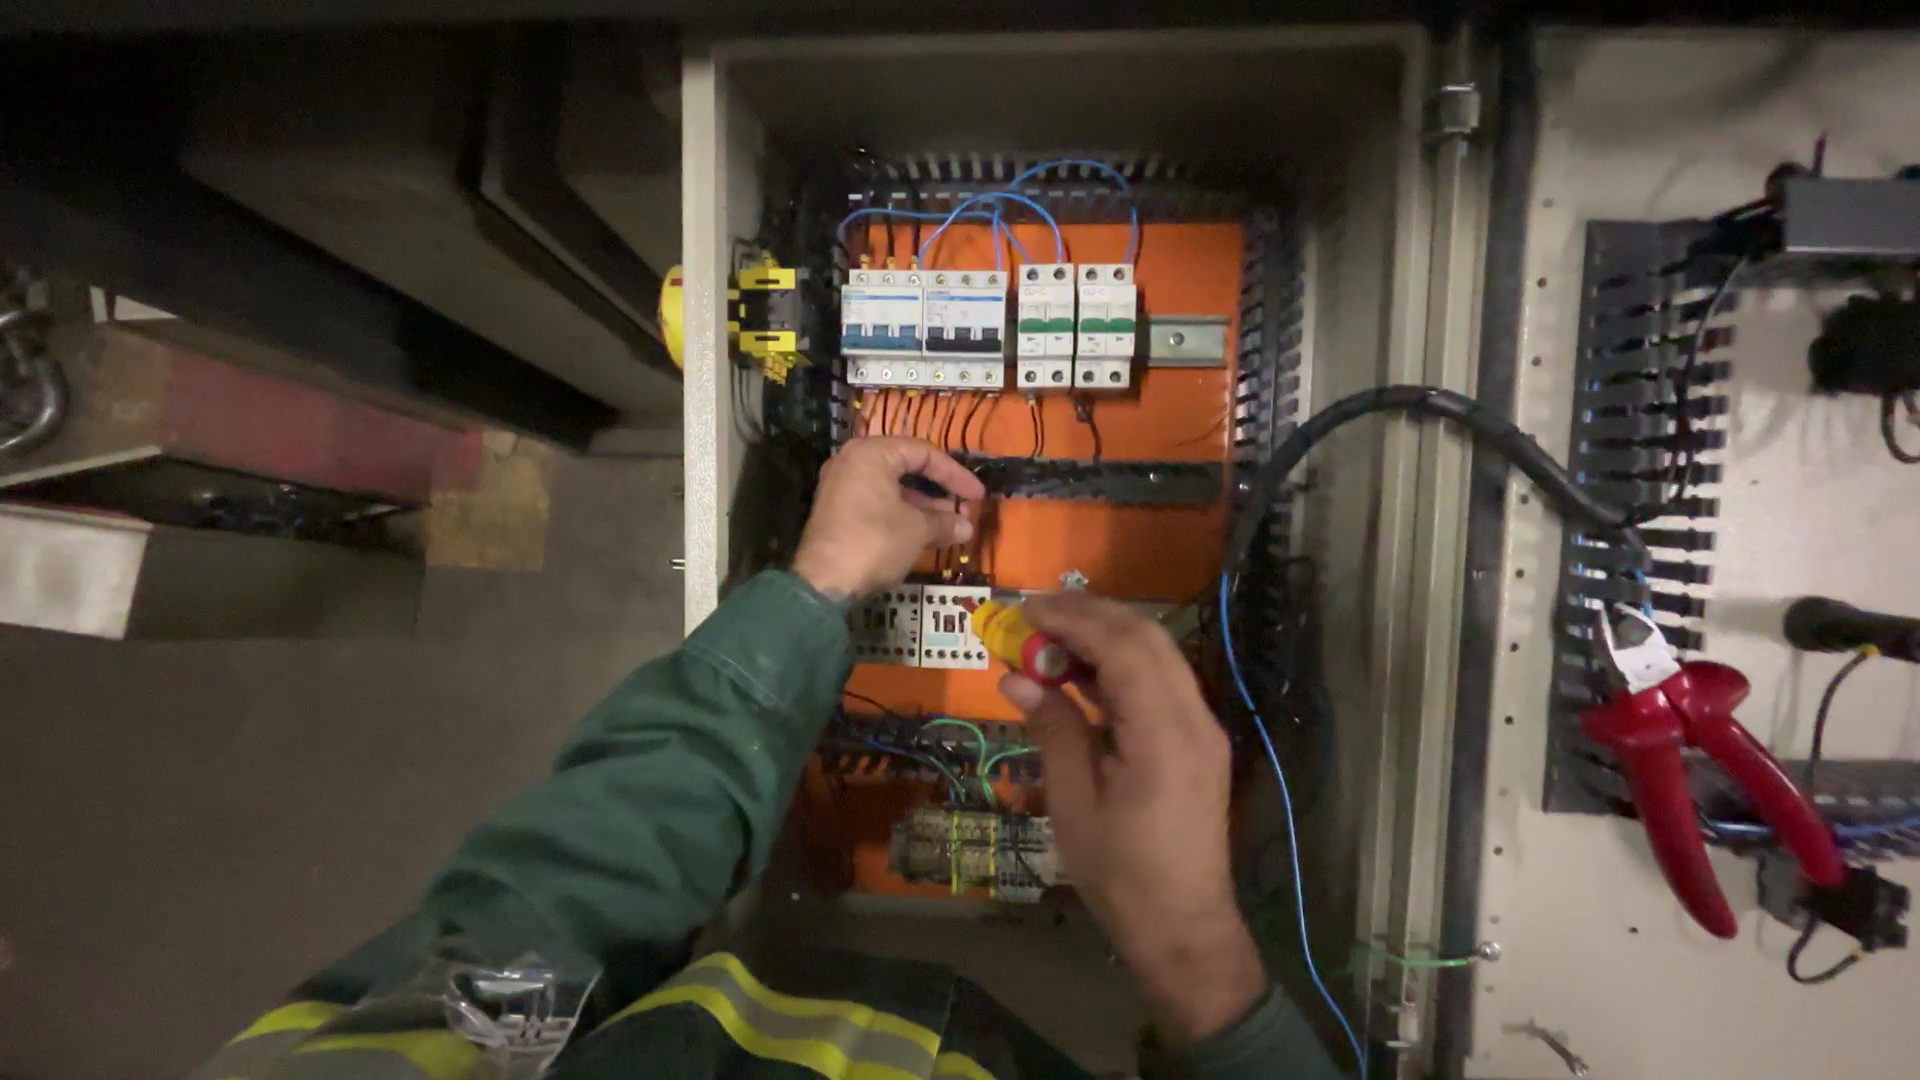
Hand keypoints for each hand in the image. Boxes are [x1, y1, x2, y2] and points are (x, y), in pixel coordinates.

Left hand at [791, 436, 985, 601]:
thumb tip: (966, 527)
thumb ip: (944, 522)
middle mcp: (852, 461)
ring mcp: (840, 486)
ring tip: (949, 526)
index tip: (977, 495)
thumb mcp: (917, 530)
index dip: (955, 474)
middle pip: (905, 467)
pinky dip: (901, 513)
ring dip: (922, 506)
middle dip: (938, 491)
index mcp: (871, 453)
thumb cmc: (875, 542)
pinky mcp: (836, 511)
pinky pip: (876, 502)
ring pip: (891, 488)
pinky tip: (923, 533)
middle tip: (962, 510)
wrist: (824, 582)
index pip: (923, 452)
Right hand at [998, 593, 1263, 1043]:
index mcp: (1165, 737)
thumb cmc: (1122, 875)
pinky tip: (1080, 672)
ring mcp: (1202, 728)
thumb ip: (1053, 731)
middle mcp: (1194, 719)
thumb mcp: (1074, 805)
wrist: (1184, 929)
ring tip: (1050, 634)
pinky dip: (1119, 665)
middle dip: (1090, 615)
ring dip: (1105, 635)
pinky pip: (1159, 681)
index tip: (1026, 610)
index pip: (1124, 649)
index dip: (1074, 620)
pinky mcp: (1197, 739)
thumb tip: (1016, 677)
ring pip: (1157, 654)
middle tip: (1035, 613)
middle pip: (1147, 638)